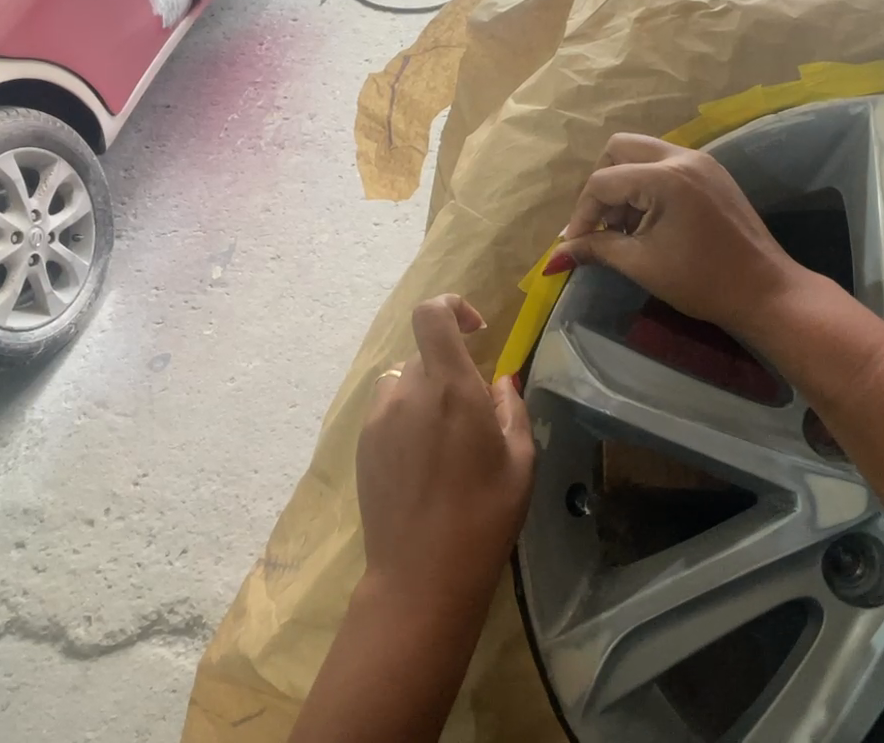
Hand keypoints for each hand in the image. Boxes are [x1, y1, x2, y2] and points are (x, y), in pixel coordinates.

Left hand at [356, 295, 535, 614]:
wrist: (421, 576)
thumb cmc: (485, 517)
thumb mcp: (521, 462)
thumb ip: (513, 409)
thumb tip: (500, 382)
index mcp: (451, 388)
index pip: (432, 315)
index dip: (452, 307)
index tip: (476, 331)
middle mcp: (408, 393)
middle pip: (423, 354)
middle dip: (449, 370)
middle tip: (473, 416)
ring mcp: (378, 419)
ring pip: (402, 383)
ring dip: (425, 394)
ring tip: (445, 440)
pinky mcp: (362, 445)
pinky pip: (387, 411)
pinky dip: (406, 419)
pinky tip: (422, 463)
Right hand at [549, 134, 817, 342]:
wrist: (765, 291)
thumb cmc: (702, 281)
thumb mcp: (642, 264)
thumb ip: (597, 249)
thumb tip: (555, 256)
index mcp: (666, 177)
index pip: (603, 181)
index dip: (582, 214)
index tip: (575, 245)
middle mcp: (683, 157)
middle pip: (620, 149)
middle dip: (601, 186)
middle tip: (600, 225)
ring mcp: (701, 162)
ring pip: (643, 154)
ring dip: (624, 186)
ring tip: (624, 230)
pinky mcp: (712, 174)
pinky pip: (665, 165)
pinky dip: (646, 186)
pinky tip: (648, 223)